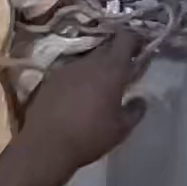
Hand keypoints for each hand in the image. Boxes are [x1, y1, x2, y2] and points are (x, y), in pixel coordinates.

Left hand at [14, 32, 146, 176]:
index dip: (134, 39)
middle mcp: (90, 62)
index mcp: (112, 69)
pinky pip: (71, 72)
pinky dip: (78, 79)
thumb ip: (136, 110)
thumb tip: (141, 100)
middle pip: (107, 47)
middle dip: (116, 56)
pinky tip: (77, 96)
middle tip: (122, 72)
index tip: (140, 48)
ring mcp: (68, 69)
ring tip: (98, 87)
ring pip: (88, 60)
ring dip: (96, 68)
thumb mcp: (121, 128)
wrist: (45, 147)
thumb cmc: (90, 136)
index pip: (126, 38)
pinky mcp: (51, 79)